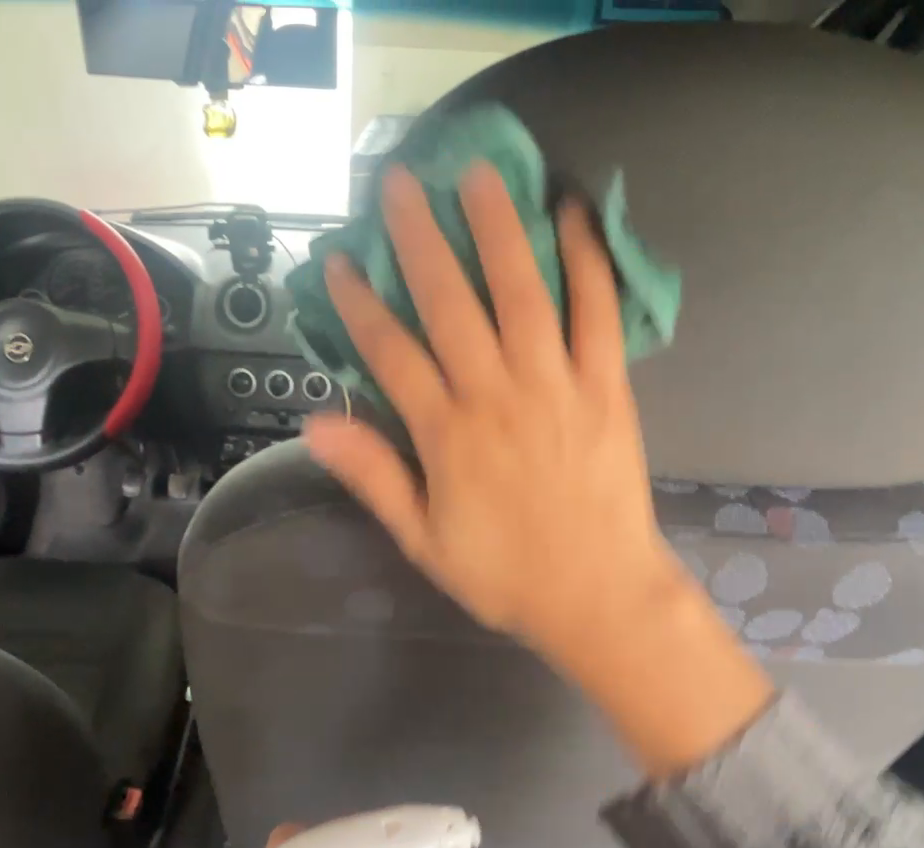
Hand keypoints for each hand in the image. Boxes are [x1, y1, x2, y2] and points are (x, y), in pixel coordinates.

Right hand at [309, 166, 678, 663]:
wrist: (598, 596)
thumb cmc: (504, 575)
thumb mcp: (422, 540)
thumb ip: (373, 477)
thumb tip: (317, 423)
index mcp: (446, 435)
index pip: (391, 353)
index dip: (360, 305)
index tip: (338, 264)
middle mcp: (497, 395)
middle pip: (450, 303)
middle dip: (419, 240)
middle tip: (400, 185)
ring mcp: (555, 385)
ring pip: (521, 292)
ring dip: (497, 229)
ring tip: (478, 175)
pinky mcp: (607, 387)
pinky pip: (598, 314)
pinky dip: (587, 263)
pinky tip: (572, 217)